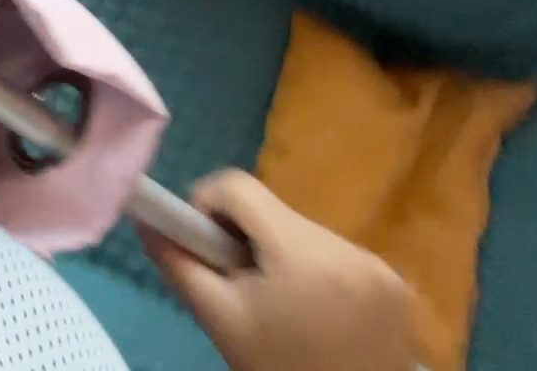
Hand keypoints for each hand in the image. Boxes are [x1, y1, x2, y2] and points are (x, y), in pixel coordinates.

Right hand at [141, 170, 417, 370]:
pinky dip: (305, 264)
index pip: (236, 185)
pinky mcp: (394, 282)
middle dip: (240, 233)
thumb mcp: (217, 317)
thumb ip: (175, 260)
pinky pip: (328, 249)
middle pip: (268, 208)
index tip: (203, 244)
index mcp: (305, 254)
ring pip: (295, 226)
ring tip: (271, 298)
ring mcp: (379, 266)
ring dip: (273, 248)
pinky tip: (307, 307)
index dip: (205, 203)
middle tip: (233, 279)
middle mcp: (348, 248)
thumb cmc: (280, 367)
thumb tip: (142, 218)